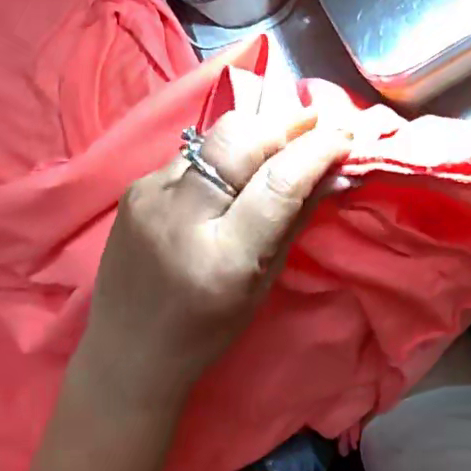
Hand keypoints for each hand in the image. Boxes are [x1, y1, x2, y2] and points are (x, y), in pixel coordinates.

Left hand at [75, 106, 353, 407]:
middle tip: (314, 121)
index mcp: (221, 258)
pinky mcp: (134, 187)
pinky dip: (223, 153)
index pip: (277, 183)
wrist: (126, 350)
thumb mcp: (263, 283)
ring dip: (255, 131)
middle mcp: (180, 217)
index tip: (344, 137)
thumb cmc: (206, 331)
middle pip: (239, 139)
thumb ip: (297, 220)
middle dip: (284, 123)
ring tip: (282, 134)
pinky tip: (234, 167)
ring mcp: (150, 196)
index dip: (316, 151)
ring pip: (214, 135)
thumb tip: (338, 172)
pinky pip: (192, 153)